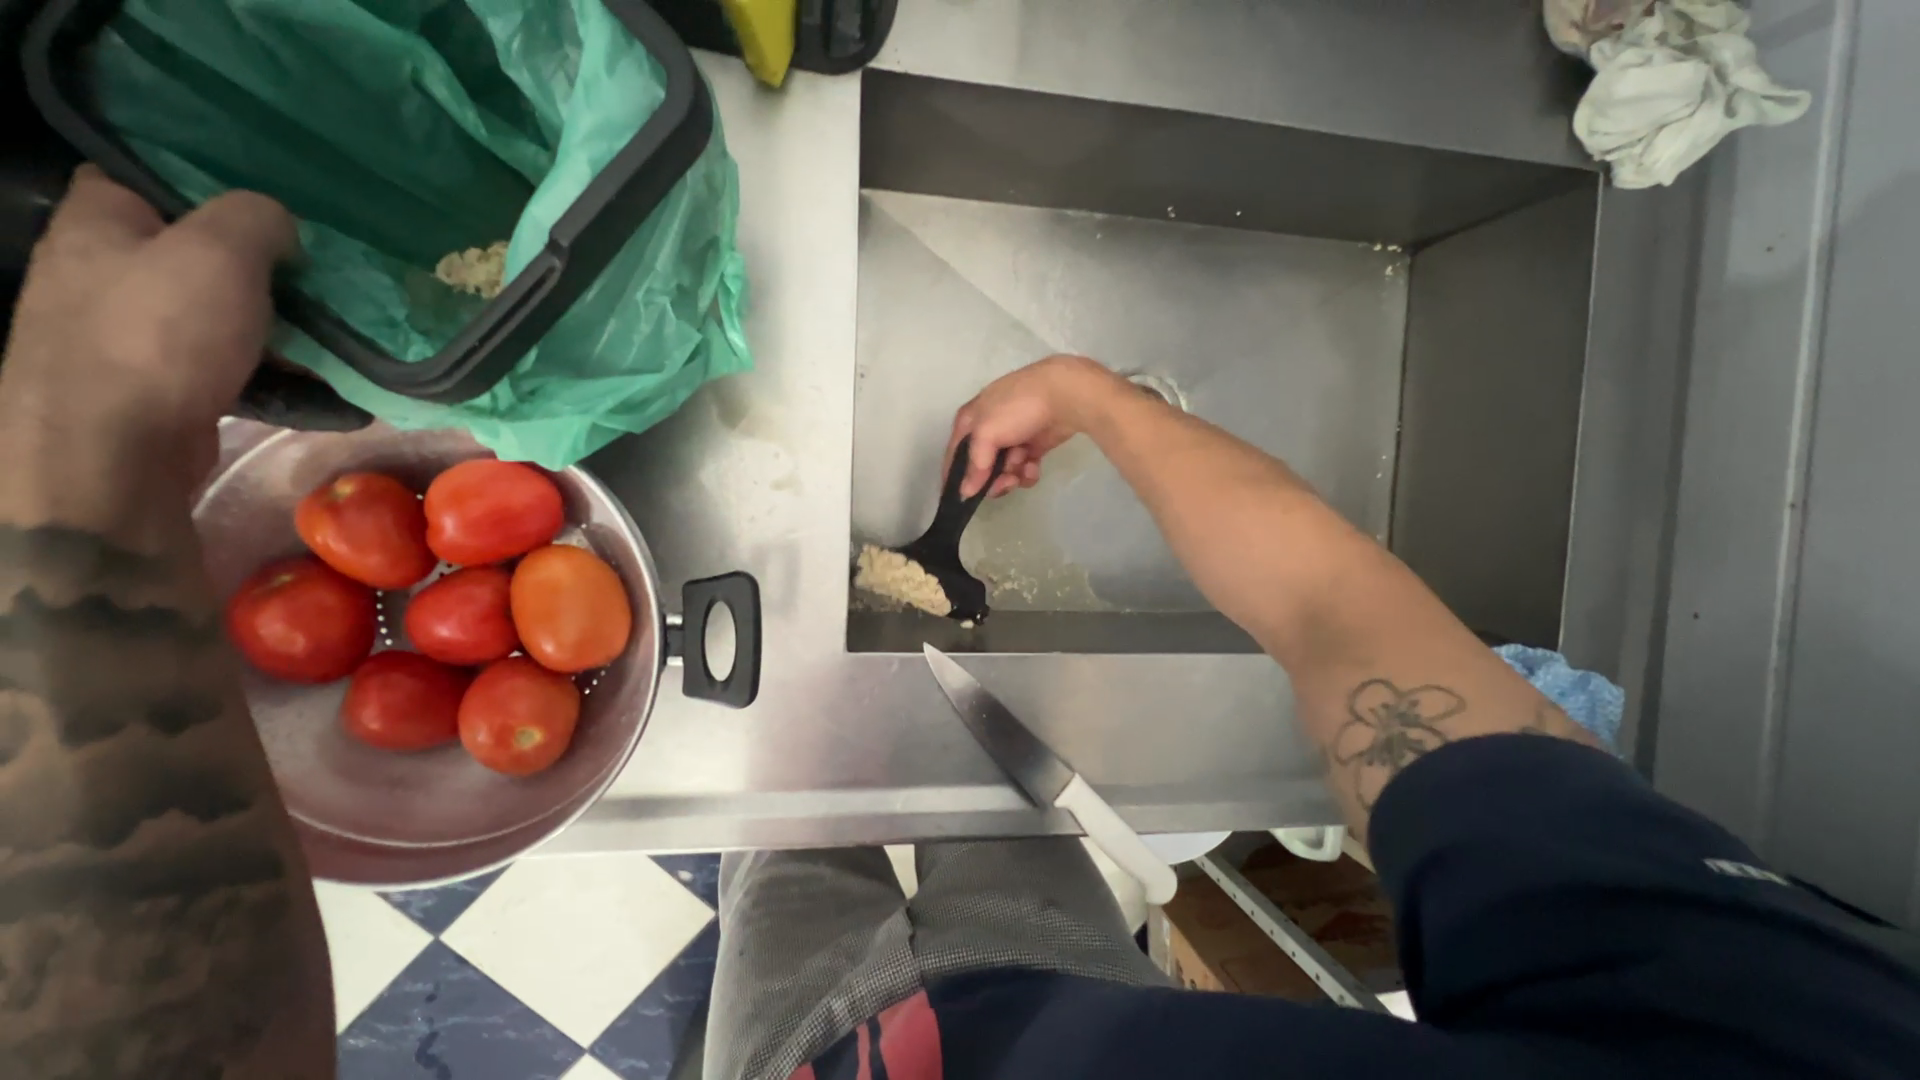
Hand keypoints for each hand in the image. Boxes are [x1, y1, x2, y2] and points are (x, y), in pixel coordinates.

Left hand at [0, 166, 296, 475]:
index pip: (139, 175)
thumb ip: (256, 219)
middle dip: (256, 263)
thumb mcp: (220, 252)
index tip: (266, 203)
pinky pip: (223, 364)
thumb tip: (279, 225)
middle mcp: (99, 271)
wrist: (115, 448)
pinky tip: (313, 381)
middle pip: (191, 251)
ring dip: (271, 323)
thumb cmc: (159, 334)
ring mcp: (124, 334)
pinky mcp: (155, 385)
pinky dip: (268, 370)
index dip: (201, 182)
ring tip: (330, 332)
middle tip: (314, 272)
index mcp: (96, 223)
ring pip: (214, 312)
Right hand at [946, 355, 1127, 497]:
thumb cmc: (1017, 409)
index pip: (955, 455)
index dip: (956, 477)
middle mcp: (987, 431)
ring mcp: (1011, 439)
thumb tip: (964, 493)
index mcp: (969, 421)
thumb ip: (974, 465)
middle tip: (1006, 481)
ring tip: (1024, 464)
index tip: (962, 499)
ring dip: (1012, 474)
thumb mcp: (986, 433)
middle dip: (992, 479)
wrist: (1063, 395)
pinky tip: (1035, 465)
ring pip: (1003, 472)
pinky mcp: (1032, 447)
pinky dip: (1028, 471)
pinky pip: (1023, 469)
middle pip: (981, 469)